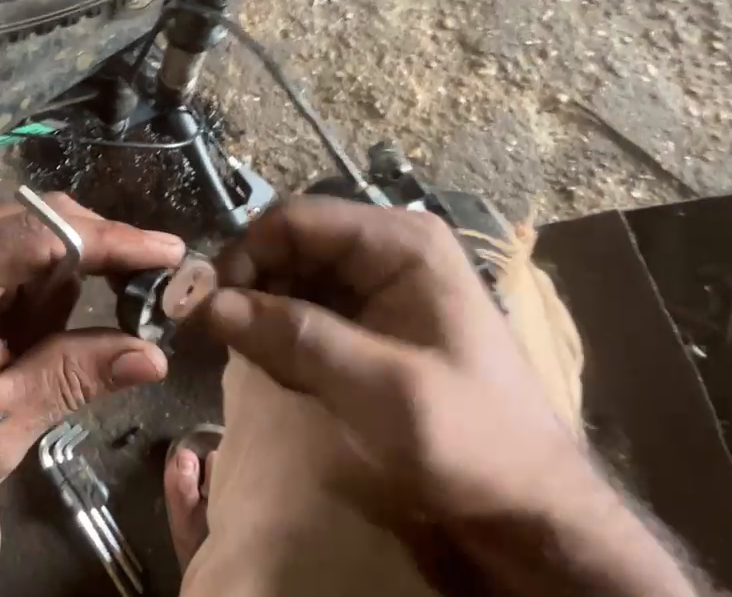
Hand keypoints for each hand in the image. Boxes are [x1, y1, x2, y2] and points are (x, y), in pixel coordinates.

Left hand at [0, 195, 185, 513]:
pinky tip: (36, 333)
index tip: (169, 252)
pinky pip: (13, 253)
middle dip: (99, 251)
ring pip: (32, 233)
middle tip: (151, 288)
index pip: (40, 235)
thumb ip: (70, 379)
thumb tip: (152, 354)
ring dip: (69, 275)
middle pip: (41, 220)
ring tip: (69, 333)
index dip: (109, 239)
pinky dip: (43, 284)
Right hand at [195, 196, 594, 522]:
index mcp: (400, 242)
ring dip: (263, 319)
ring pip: (286, 279)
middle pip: (285, 246)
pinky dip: (280, 339)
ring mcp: (374, 286)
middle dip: (250, 290)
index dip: (244, 254)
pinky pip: (300, 310)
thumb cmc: (469, 440)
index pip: (293, 219)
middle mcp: (383, 250)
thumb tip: (206, 303)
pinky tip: (290, 375)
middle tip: (225, 340)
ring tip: (267, 366)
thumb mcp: (380, 389)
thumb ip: (293, 338)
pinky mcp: (365, 321)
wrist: (525, 510)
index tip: (206, 304)